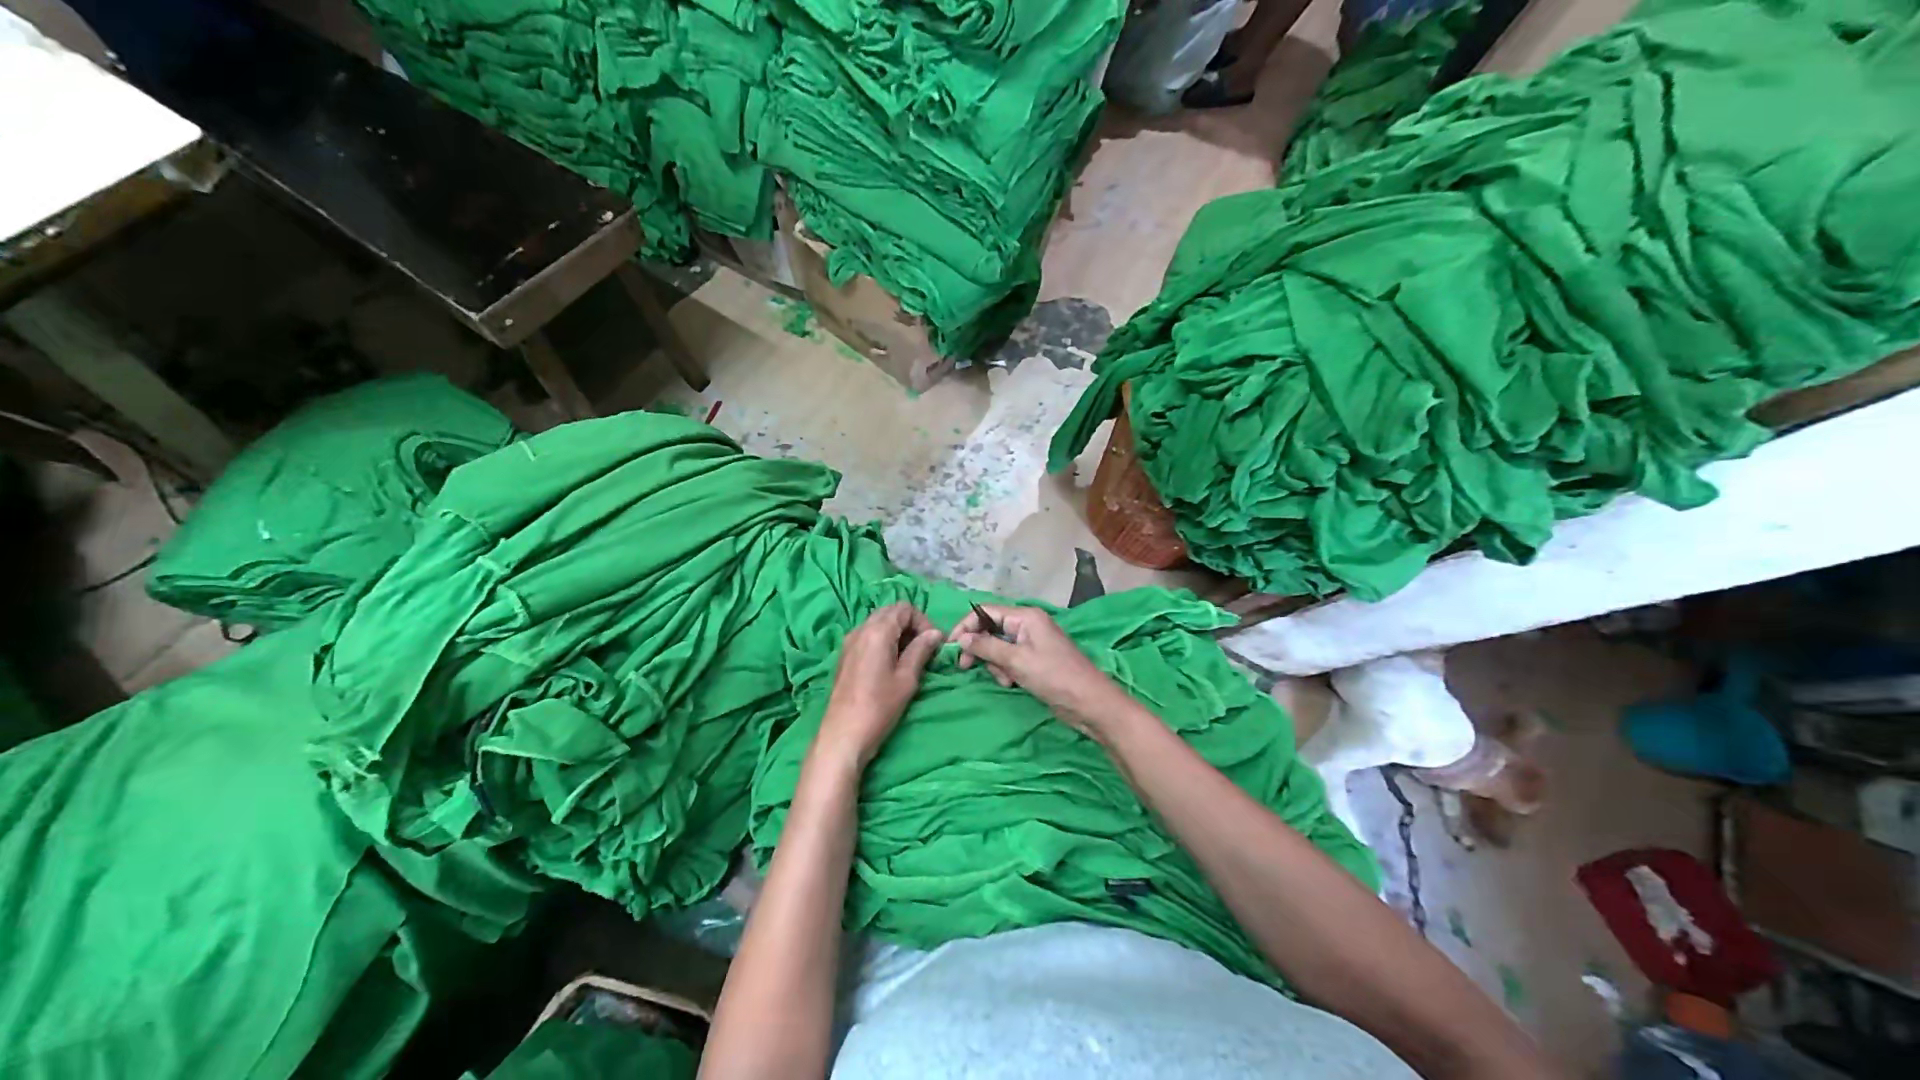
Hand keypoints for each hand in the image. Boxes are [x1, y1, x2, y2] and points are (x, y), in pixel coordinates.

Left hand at [816, 603, 943, 770]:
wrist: (844, 734)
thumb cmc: (880, 707)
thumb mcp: (907, 678)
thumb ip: (921, 650)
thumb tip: (935, 633)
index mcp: (877, 631)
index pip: (905, 608)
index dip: (923, 621)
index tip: (933, 643)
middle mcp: (860, 629)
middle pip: (890, 612)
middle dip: (910, 625)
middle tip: (924, 648)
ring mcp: (849, 642)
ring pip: (878, 623)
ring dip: (897, 633)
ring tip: (909, 658)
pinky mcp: (845, 656)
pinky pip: (868, 636)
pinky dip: (883, 641)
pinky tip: (891, 664)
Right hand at [949, 605, 1132, 737]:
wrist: (1089, 703)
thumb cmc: (1054, 677)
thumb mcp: (1016, 661)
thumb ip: (986, 647)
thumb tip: (961, 639)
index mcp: (1026, 617)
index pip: (985, 611)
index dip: (966, 626)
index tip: (951, 647)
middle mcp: (1028, 624)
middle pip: (990, 629)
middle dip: (980, 648)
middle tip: (966, 667)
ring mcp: (1032, 642)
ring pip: (998, 647)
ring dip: (995, 663)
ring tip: (1005, 680)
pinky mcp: (1035, 660)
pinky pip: (1010, 659)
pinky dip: (1006, 670)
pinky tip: (1012, 683)